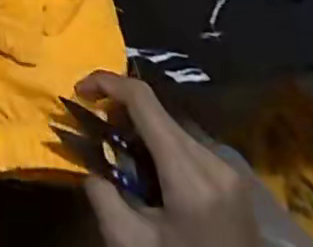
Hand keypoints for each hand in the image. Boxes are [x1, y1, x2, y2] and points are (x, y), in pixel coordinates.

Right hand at [77, 72, 310, 246]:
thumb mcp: (129, 244)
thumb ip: (102, 194)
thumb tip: (87, 155)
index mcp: (189, 175)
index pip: (144, 100)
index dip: (107, 82)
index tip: (79, 89)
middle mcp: (213, 160)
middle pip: (158, 111)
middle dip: (120, 109)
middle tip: (92, 125)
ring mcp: (228, 169)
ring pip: (172, 125)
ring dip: (141, 128)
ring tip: (118, 152)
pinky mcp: (233, 179)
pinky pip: (188, 144)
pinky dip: (161, 145)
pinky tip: (148, 171)